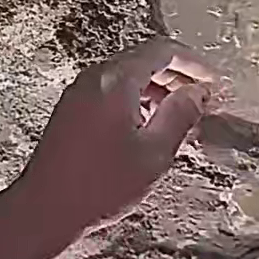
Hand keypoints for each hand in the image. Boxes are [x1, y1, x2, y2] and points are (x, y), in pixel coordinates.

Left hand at [9, 39, 216, 246]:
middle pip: (143, 59)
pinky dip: (135, 98)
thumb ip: (180, 116)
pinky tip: (148, 125)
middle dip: (176, 75)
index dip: (193, 63)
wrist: (44, 207)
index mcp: (116, 79)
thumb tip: (198, 92)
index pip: (162, 50)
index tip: (214, 80)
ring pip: (127, 75)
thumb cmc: (100, 184)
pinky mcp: (72, 107)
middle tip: (202, 98)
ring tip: (181, 115)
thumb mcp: (154, 153)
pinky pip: (111, 89)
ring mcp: (80, 90)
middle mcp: (95, 76)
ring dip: (156, 88)